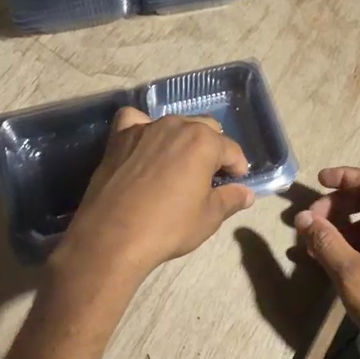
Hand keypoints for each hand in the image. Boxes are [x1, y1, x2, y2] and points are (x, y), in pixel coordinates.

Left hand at [51, 107, 254, 289]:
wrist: (112, 237)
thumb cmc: (168, 227)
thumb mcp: (208, 218)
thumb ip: (231, 199)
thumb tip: (246, 193)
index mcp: (203, 141)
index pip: (231, 149)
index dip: (237, 167)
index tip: (235, 182)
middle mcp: (175, 126)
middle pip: (204, 129)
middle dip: (212, 149)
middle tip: (208, 177)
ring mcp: (145, 129)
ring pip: (173, 124)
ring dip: (182, 140)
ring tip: (179, 165)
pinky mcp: (119, 138)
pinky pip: (134, 120)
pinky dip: (142, 127)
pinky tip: (144, 144)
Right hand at [294, 167, 359, 358]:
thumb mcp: (351, 275)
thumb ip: (326, 242)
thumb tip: (303, 217)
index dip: (343, 176)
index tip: (317, 181)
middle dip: (334, 206)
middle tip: (308, 224)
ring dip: (338, 228)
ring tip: (312, 245)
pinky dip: (348, 245)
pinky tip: (328, 262)